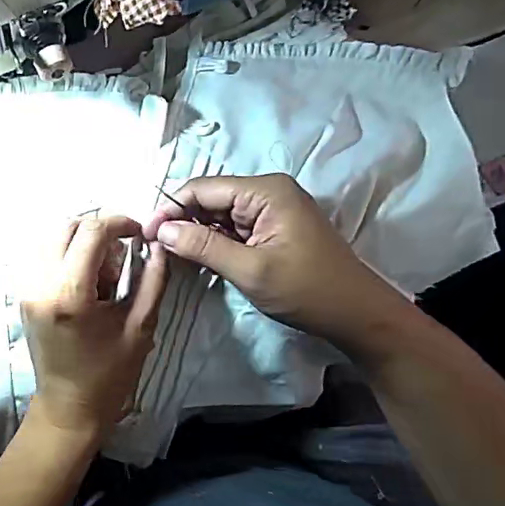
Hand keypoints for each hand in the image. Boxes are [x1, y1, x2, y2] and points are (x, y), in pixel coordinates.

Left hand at [20, 215, 168, 441]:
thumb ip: (152, 281)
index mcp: (69, 294)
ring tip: (103, 272)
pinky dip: (66, 256)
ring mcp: (27, 289)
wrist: (68, 407)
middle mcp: (40, 284)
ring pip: (52, 239)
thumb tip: (157, 245)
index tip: (138, 233)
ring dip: (81, 242)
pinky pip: (44, 257)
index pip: (90, 233)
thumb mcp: (140, 328)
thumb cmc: (109, 375)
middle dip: (99, 231)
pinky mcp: (23, 295)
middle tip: (122, 255)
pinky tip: (85, 281)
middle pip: (67, 228)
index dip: (119, 223)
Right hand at [143, 174, 412, 349]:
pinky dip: (212, 241)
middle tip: (155, 248)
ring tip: (171, 255)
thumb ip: (202, 246)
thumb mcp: (250, 270)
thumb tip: (159, 230)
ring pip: (217, 214)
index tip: (146, 235)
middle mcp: (267, 191)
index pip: (202, 188)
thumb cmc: (308, 291)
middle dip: (180, 221)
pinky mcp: (271, 227)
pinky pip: (231, 227)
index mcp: (265, 191)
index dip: (169, 209)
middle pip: (208, 198)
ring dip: (194, 232)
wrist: (358, 317)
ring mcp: (270, 209)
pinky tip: (197, 257)